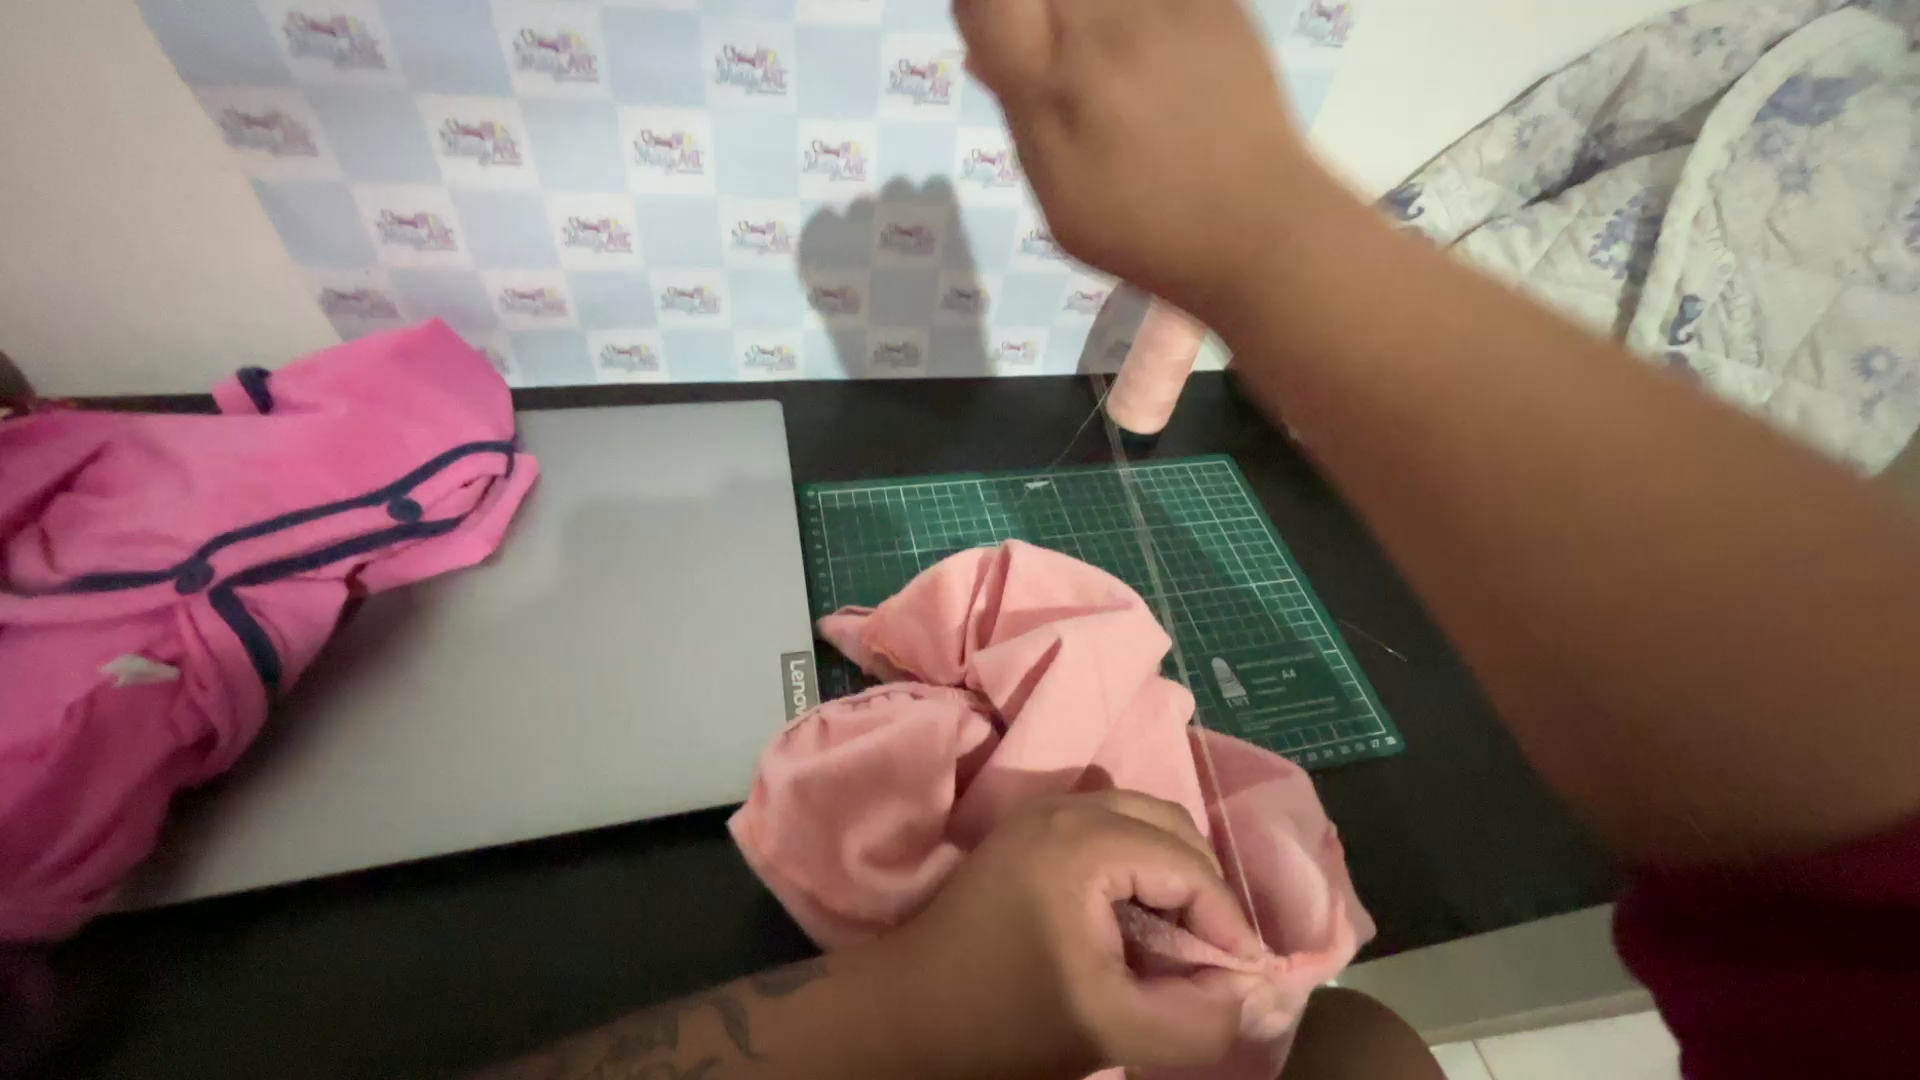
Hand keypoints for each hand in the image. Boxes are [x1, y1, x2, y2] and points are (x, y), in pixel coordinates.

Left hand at [873, 791, 1272, 1079]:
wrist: (906, 1011)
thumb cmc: (1005, 1019)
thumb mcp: (1112, 1029)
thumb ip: (1200, 1020)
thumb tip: (1266, 996)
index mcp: (1083, 841)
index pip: (1189, 866)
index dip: (1229, 927)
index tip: (1246, 983)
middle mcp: (1065, 806)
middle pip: (1169, 825)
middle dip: (1204, 890)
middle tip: (1214, 960)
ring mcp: (1041, 810)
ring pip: (1139, 819)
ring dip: (1172, 872)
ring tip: (1179, 942)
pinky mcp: (1027, 828)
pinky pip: (1107, 825)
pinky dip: (1137, 862)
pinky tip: (1134, 917)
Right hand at [955, 0, 1320, 318]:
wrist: (1253, 229)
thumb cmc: (1141, 231)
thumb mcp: (1057, 196)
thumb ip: (1020, 112)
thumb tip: (985, 50)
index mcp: (1057, 83)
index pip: (989, 4)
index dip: (985, 14)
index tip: (1001, 42)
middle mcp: (1108, 23)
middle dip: (1039, 19)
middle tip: (1056, 65)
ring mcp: (1169, 5)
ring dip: (1088, 20)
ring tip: (1110, 77)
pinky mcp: (1216, 0)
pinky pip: (1157, 1)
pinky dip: (1136, 21)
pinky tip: (1149, 60)